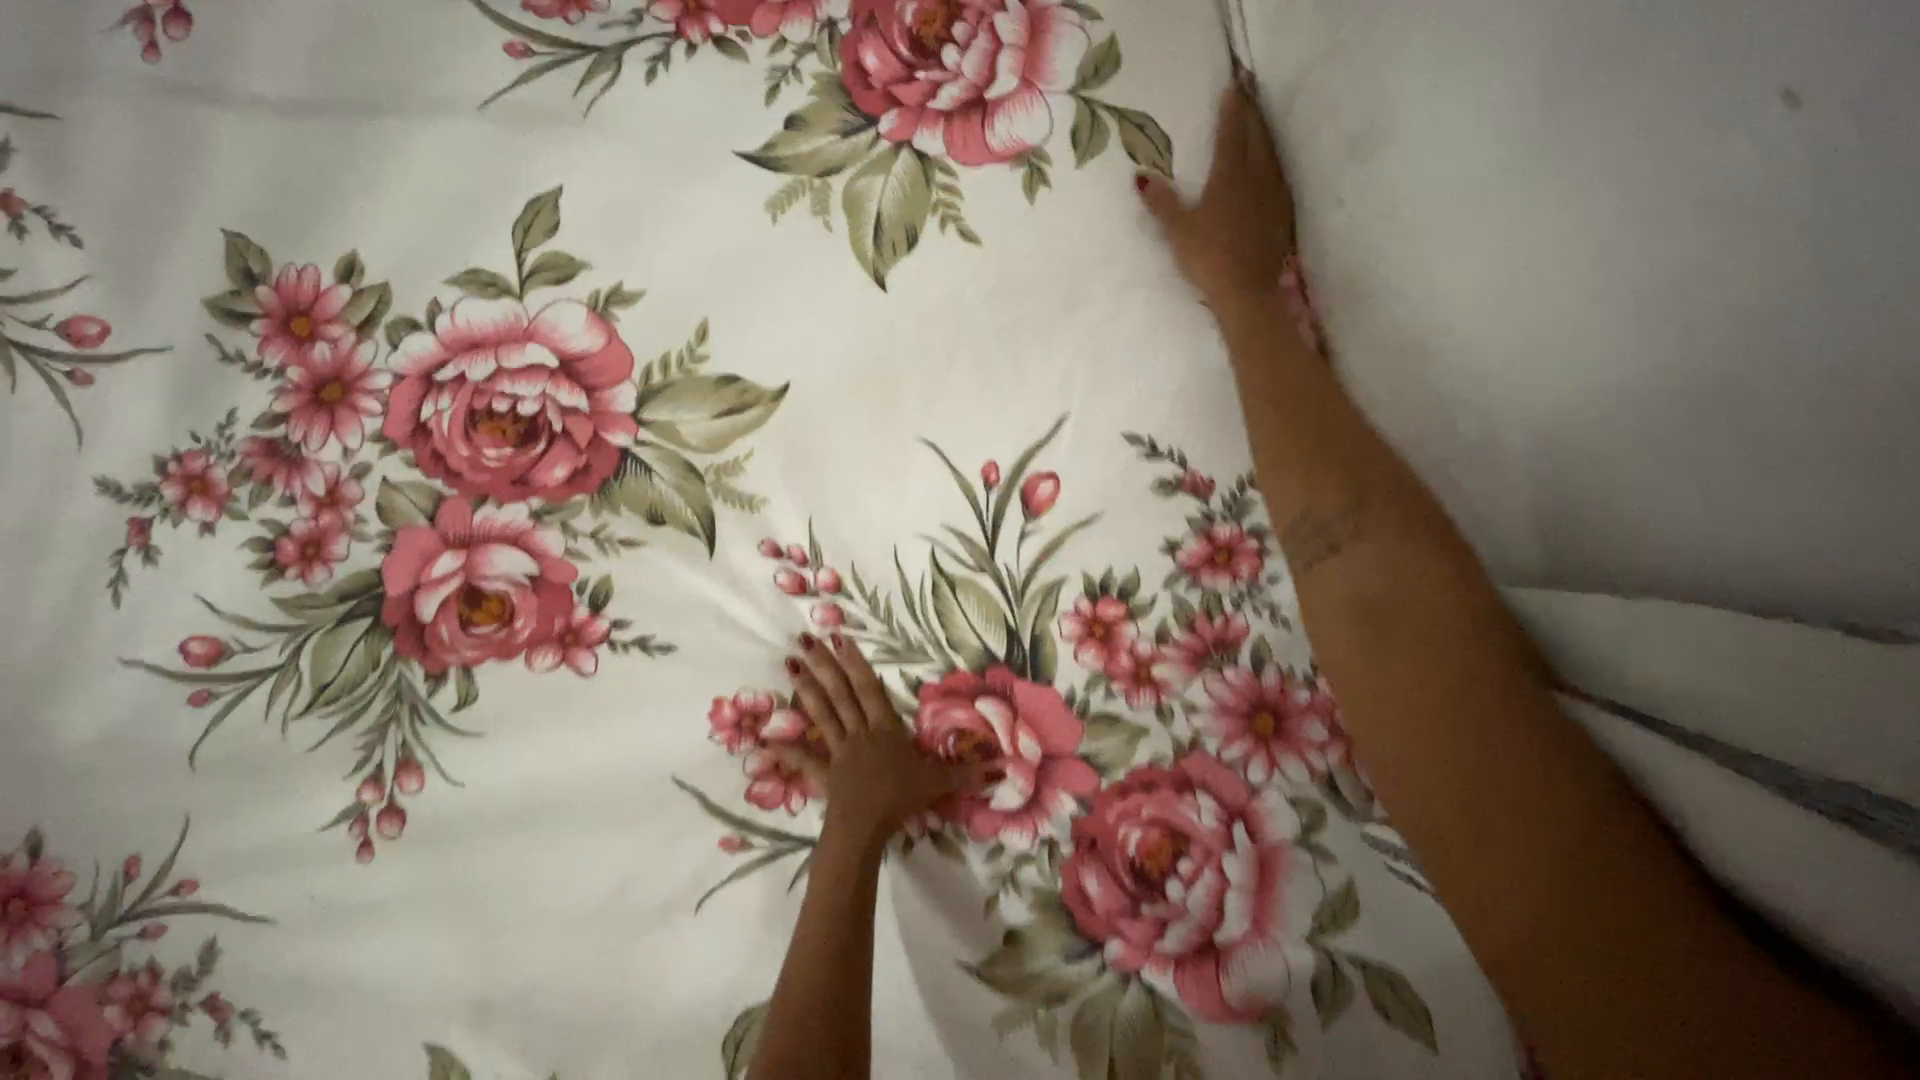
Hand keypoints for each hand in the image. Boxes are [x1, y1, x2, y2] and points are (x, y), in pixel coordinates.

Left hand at [778, 634, 993, 851]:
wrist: (864, 828)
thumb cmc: (900, 799)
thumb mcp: (938, 783)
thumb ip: (966, 772)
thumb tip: (1002, 766)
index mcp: (884, 730)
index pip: (869, 689)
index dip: (855, 663)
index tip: (839, 637)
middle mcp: (858, 733)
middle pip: (841, 694)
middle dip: (825, 665)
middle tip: (806, 639)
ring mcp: (838, 753)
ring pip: (821, 715)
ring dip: (807, 689)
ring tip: (791, 665)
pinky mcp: (824, 775)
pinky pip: (805, 761)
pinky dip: (787, 750)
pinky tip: (765, 738)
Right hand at [1140, 80, 1296, 314]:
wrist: (1247, 291)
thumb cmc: (1208, 258)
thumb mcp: (1178, 230)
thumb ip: (1162, 203)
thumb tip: (1141, 178)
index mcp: (1229, 175)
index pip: (1232, 131)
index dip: (1232, 107)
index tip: (1233, 84)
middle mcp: (1256, 176)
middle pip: (1257, 135)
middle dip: (1252, 111)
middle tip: (1248, 90)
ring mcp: (1273, 194)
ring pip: (1271, 153)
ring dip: (1265, 132)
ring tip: (1259, 119)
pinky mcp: (1282, 213)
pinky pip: (1279, 175)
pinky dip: (1273, 161)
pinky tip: (1270, 164)